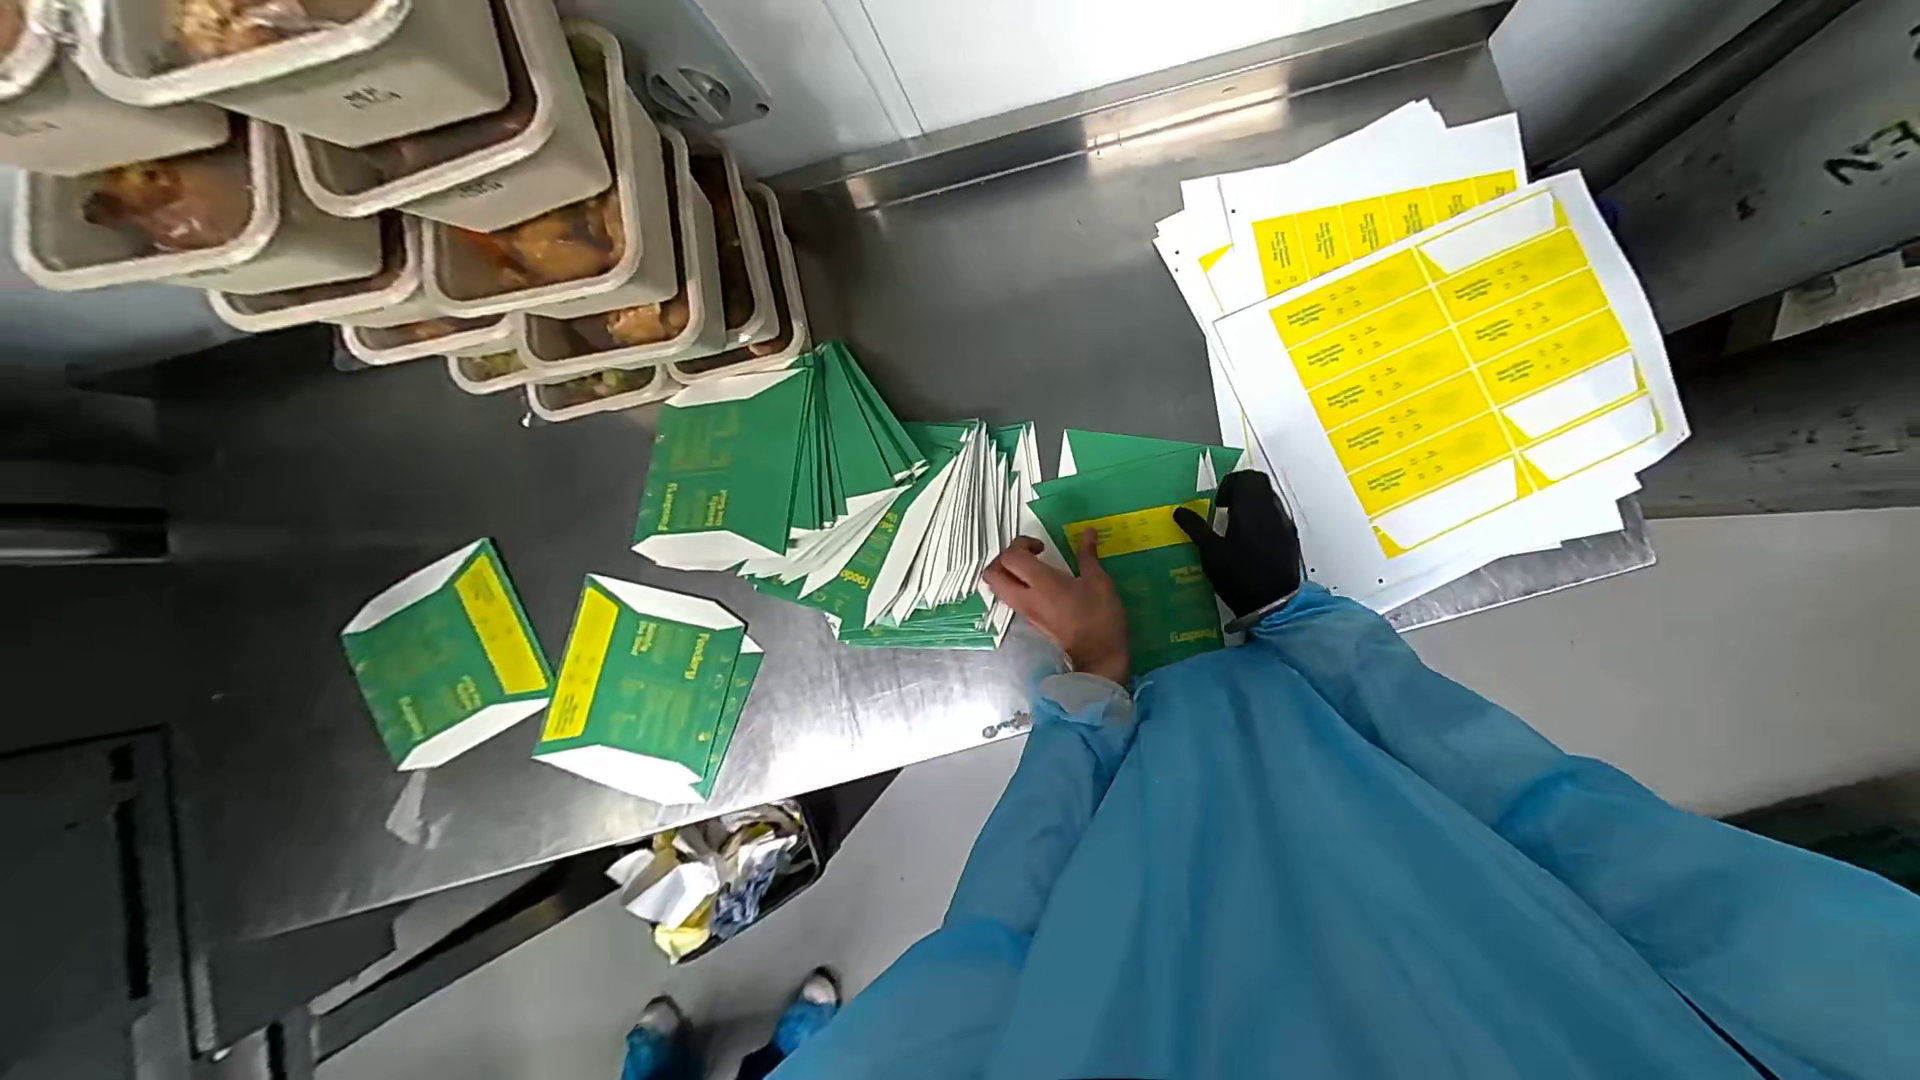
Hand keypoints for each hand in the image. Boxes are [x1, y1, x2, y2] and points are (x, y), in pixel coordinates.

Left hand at [983, 531, 1129, 683]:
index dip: (1021, 544)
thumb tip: (1088, 532)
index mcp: (1040, 583)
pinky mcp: (1029, 621)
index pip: (1010, 557)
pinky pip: (1010, 599)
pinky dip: (1015, 586)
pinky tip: (1039, 585)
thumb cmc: (1100, 616)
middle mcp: (1025, 597)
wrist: (1099, 655)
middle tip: (1027, 555)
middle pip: (992, 574)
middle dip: (1004, 558)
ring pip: (998, 588)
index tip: (1042, 547)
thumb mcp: (1098, 581)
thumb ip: (1087, 554)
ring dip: (1007, 573)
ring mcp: (1024, 611)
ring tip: (1032, 569)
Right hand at [1173, 470, 1301, 619]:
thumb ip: (1196, 528)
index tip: (1218, 503)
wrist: (1273, 602)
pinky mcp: (1290, 535)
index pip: (1244, 478)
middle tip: (1226, 506)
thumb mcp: (1211, 553)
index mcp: (1250, 510)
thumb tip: (1180, 511)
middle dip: (1241, 487)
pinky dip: (1262, 513)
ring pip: (1269, 496)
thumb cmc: (1238, 577)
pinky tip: (1250, 536)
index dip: (1228, 484)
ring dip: (1252, 500)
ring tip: (1236, 522)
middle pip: (1259, 482)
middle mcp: (1271, 510)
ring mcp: (1284, 522)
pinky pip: (1276, 512)